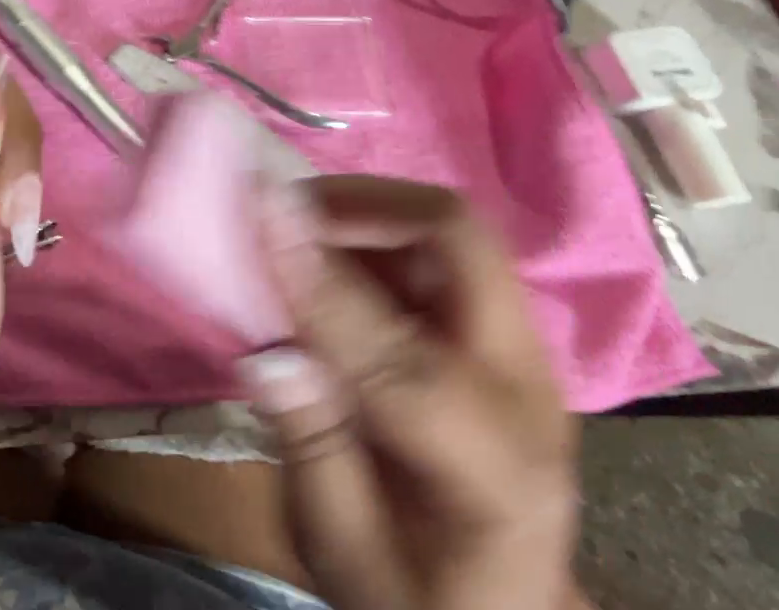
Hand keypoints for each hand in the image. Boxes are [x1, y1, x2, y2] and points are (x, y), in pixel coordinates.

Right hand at [240, 176, 580, 609]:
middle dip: (358, 206)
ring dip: (357, 215)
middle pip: (459, 244)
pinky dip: (363, 237)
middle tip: (272, 209)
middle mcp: (524, 391)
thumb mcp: (343, 548)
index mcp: (490, 467)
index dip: (317, 280)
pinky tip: (309, 259)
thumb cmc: (411, 590)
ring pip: (448, 236)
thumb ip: (311, 451)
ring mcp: (520, 357)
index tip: (254, 212)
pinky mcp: (498, 341)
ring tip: (280, 227)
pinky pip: (432, 256)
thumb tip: (265, 354)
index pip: (398, 353)